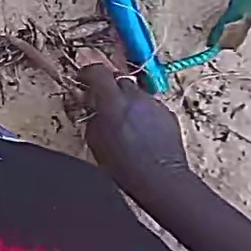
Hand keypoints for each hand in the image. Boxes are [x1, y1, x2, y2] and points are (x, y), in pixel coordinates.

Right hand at [78, 57, 194, 194]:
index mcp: (113, 102)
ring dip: (126, 101)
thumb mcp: (94, 140)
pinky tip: (138, 131)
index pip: (98, 71)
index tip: (83, 79)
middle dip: (108, 87)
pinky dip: (142, 113)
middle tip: (101, 101)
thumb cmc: (124, 165)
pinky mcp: (168, 115)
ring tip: (121, 121)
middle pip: (118, 79)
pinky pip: (150, 106)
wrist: (159, 178)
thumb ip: (91, 116)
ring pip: (136, 93)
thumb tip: (91, 107)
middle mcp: (135, 98)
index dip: (87, 73)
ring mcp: (154, 105)